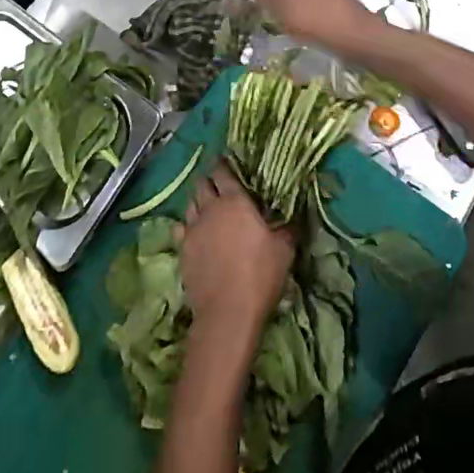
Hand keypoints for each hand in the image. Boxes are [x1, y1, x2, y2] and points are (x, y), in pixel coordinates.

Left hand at [180, 162, 293, 336]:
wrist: (228, 311)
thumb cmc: (260, 274)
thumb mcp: (284, 248)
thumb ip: (286, 226)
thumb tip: (294, 214)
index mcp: (235, 201)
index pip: (223, 172)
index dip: (224, 165)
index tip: (226, 162)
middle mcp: (209, 208)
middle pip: (202, 184)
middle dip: (209, 180)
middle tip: (218, 184)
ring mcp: (192, 228)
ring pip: (189, 203)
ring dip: (197, 201)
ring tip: (206, 205)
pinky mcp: (181, 249)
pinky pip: (180, 228)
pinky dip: (186, 225)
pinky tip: (193, 232)